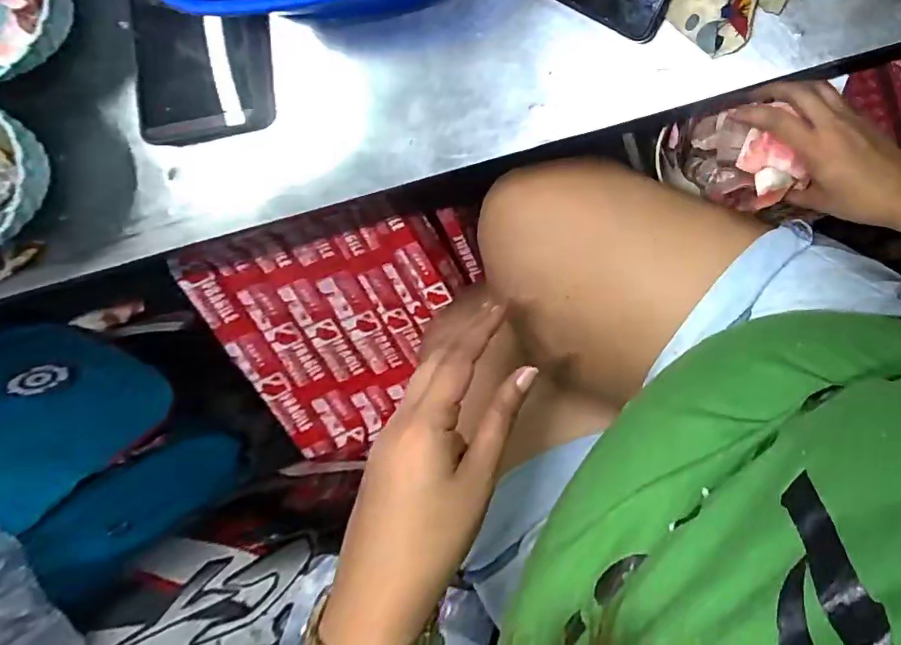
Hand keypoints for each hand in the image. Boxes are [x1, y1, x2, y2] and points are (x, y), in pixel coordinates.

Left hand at [318, 301, 535, 644]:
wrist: (374, 596)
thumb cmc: (436, 535)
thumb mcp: (478, 476)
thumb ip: (499, 418)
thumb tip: (526, 371)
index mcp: (424, 423)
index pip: (457, 361)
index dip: (482, 329)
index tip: (504, 302)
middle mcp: (399, 421)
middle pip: (432, 362)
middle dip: (463, 330)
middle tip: (492, 305)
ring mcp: (386, 438)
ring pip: (418, 378)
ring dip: (448, 349)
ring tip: (475, 329)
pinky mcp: (384, 454)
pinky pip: (413, 397)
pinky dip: (436, 373)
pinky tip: (448, 376)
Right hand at [733, 80, 900, 229]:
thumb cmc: (863, 202)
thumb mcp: (824, 202)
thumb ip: (796, 192)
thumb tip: (776, 189)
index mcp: (817, 145)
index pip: (776, 119)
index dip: (751, 112)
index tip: (733, 112)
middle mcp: (830, 123)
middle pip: (796, 90)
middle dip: (771, 89)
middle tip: (755, 96)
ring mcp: (848, 115)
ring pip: (816, 86)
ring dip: (795, 86)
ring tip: (782, 95)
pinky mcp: (861, 116)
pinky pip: (832, 95)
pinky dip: (815, 93)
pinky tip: (810, 106)